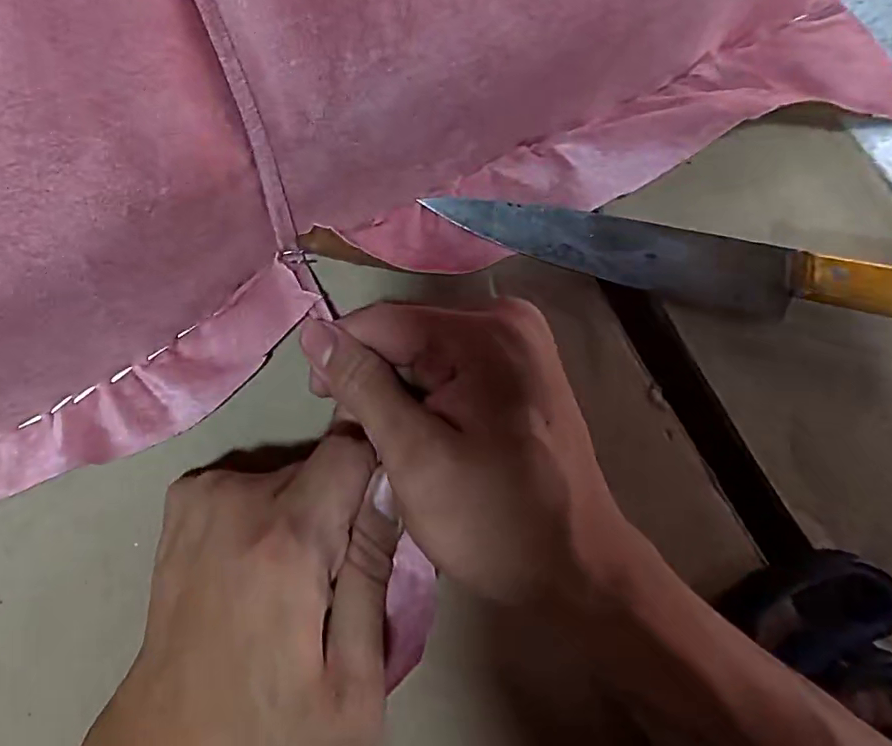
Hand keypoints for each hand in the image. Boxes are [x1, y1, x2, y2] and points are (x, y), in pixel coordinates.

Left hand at [84, 432, 401, 745]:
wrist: (174, 737)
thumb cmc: (273, 724)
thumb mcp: (352, 679)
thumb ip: (375, 570)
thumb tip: (387, 483)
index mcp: (286, 537)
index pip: (348, 448)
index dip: (371, 473)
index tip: (375, 514)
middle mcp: (236, 496)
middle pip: (315, 466)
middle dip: (333, 509)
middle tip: (328, 579)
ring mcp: (201, 492)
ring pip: (280, 474)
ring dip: (294, 512)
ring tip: (284, 582)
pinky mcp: (181, 499)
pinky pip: (244, 482)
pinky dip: (256, 510)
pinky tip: (249, 565)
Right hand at [299, 299, 636, 609]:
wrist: (579, 573)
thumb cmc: (494, 521)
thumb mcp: (413, 455)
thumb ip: (361, 385)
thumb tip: (312, 331)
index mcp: (484, 333)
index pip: (380, 321)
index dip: (340, 356)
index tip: (324, 405)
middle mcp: (505, 318)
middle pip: (402, 331)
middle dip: (372, 377)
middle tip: (366, 436)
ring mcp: (516, 339)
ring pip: (419, 347)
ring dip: (396, 389)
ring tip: (396, 441)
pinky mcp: (518, 362)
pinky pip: (447, 361)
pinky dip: (424, 392)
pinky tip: (427, 432)